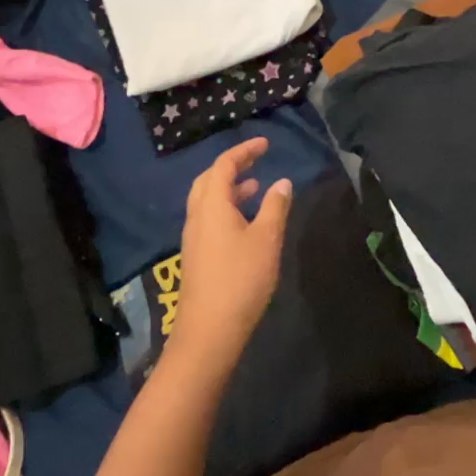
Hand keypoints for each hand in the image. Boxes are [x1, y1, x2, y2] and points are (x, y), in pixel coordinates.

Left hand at [169, 138, 293, 369]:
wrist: (208, 332)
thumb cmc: (241, 279)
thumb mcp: (267, 239)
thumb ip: (275, 206)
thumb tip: (282, 181)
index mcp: (212, 205)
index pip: (224, 165)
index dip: (244, 150)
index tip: (266, 143)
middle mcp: (197, 216)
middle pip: (209, 179)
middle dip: (233, 166)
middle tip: (257, 160)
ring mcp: (193, 237)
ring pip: (208, 200)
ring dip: (230, 188)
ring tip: (256, 187)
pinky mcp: (196, 256)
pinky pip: (209, 218)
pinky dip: (227, 207)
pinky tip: (245, 222)